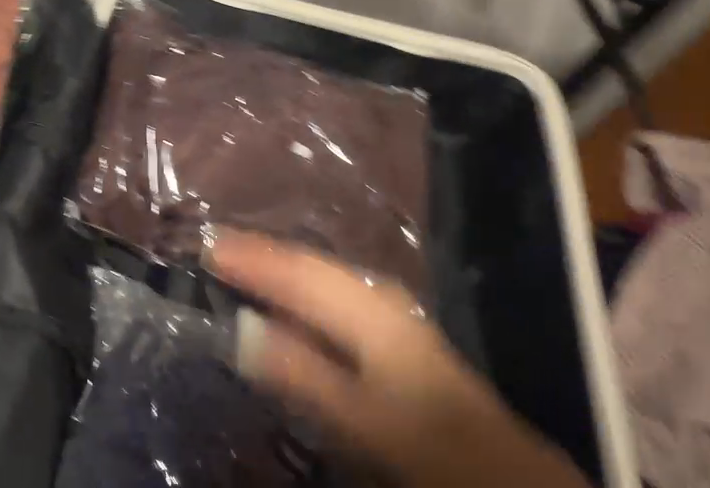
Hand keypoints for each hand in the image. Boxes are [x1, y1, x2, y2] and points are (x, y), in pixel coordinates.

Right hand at [209, 229, 589, 487]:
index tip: (202, 244)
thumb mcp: (365, 420)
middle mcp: (378, 300)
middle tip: (209, 246)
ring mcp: (389, 319)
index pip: (297, 270)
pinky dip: (298, 295)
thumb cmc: (433, 446)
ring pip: (319, 281)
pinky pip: (330, 300)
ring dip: (278, 271)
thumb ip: (302, 373)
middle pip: (308, 267)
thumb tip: (239, 329)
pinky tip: (282, 309)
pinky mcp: (392, 343)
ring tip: (235, 265)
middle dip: (260, 255)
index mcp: (370, 309)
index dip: (249, 256)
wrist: (507, 478)